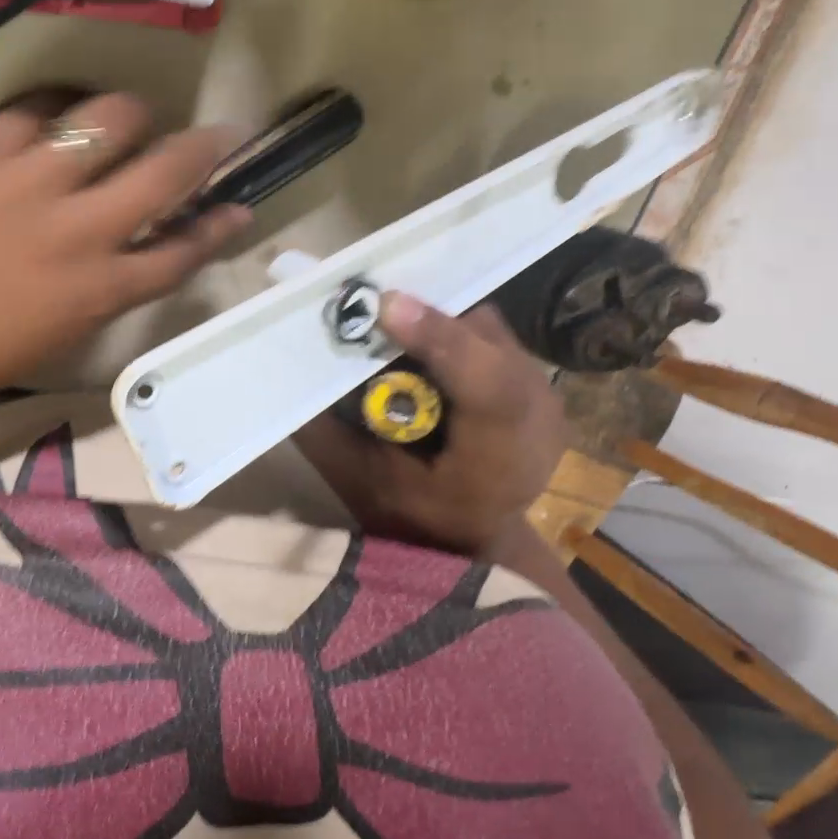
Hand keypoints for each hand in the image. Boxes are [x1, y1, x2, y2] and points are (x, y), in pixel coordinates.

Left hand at [0, 93, 251, 414]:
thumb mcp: (60, 333)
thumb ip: (106, 289)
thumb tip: (133, 251)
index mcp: (102, 289)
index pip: (183, 251)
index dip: (218, 227)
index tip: (237, 207)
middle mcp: (81, 228)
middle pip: (168, 170)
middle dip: (206, 147)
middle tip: (214, 134)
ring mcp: (31, 183)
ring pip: (110, 119)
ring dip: (131, 116)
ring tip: (127, 119)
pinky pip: (32, 111)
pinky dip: (50, 112)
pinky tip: (51, 121)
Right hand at [295, 294, 567, 557]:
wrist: (471, 533)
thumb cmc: (410, 515)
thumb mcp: (361, 482)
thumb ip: (328, 431)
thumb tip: (290, 369)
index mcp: (498, 465)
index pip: (489, 391)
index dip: (442, 341)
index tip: (388, 305)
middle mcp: (539, 421)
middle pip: (487, 343)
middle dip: (427, 318)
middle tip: (366, 305)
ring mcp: (546, 395)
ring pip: (487, 329)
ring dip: (435, 320)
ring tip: (385, 318)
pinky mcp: (536, 378)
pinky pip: (489, 334)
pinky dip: (448, 328)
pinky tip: (413, 336)